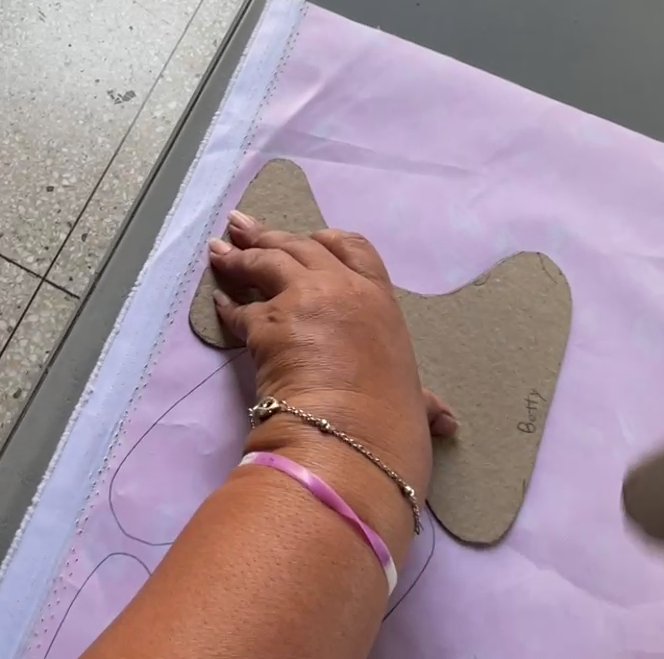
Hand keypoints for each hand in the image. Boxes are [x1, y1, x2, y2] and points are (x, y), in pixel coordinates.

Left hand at [208, 211, 455, 550]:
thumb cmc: (391, 423)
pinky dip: (227, 303)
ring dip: (239, 256)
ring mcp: (300, 298)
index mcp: (378, 299)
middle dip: (268, 235)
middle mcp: (339, 287)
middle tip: (241, 227)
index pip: (353, 247)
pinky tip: (218, 300)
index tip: (308, 237)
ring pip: (264, 261)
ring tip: (219, 249)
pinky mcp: (265, 321)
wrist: (351, 438)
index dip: (326, 239)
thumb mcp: (412, 398)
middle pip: (299, 246)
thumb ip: (422, 399)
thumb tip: (445, 419)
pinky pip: (240, 307)